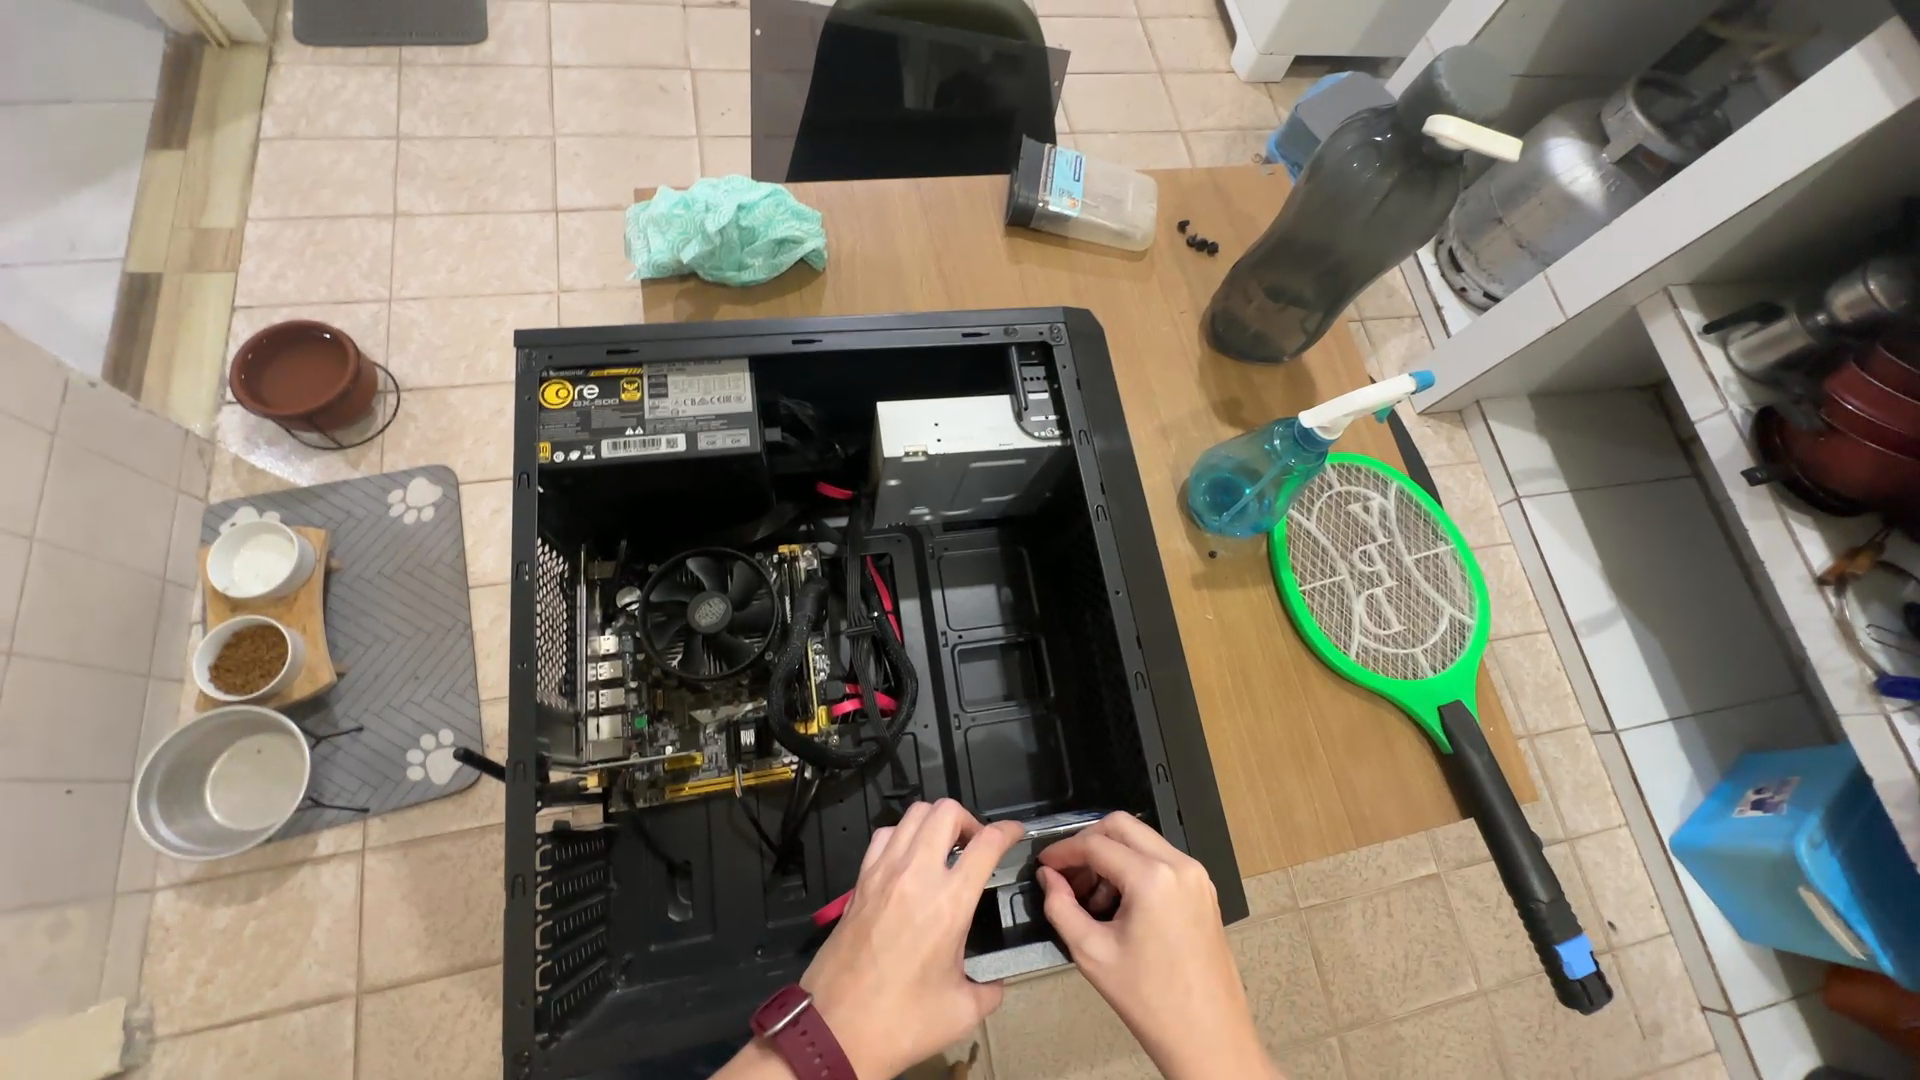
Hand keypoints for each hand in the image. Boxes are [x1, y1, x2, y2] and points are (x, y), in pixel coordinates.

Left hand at [800, 799, 1022, 1078]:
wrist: (834, 1031)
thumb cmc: (900, 1022)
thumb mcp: (961, 1012)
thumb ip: (988, 990)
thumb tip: (995, 985)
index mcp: (949, 902)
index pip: (985, 843)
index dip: (1007, 831)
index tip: (1015, 833)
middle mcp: (916, 875)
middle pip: (946, 811)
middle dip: (969, 820)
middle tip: (976, 844)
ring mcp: (884, 872)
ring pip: (914, 814)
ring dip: (936, 822)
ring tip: (945, 847)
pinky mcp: (860, 880)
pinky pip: (884, 835)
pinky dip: (902, 834)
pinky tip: (908, 858)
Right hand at [1037, 813, 1279, 1079]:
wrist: (1208, 1037)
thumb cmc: (1153, 1002)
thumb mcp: (1091, 953)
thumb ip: (1061, 907)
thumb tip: (1049, 878)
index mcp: (1152, 879)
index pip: (1096, 844)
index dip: (1063, 851)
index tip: (1045, 864)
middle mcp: (1179, 866)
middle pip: (1121, 826)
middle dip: (1088, 842)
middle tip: (1066, 871)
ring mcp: (1196, 876)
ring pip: (1142, 839)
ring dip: (1111, 855)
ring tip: (1091, 897)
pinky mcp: (1203, 890)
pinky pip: (1161, 859)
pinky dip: (1134, 867)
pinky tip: (1118, 904)